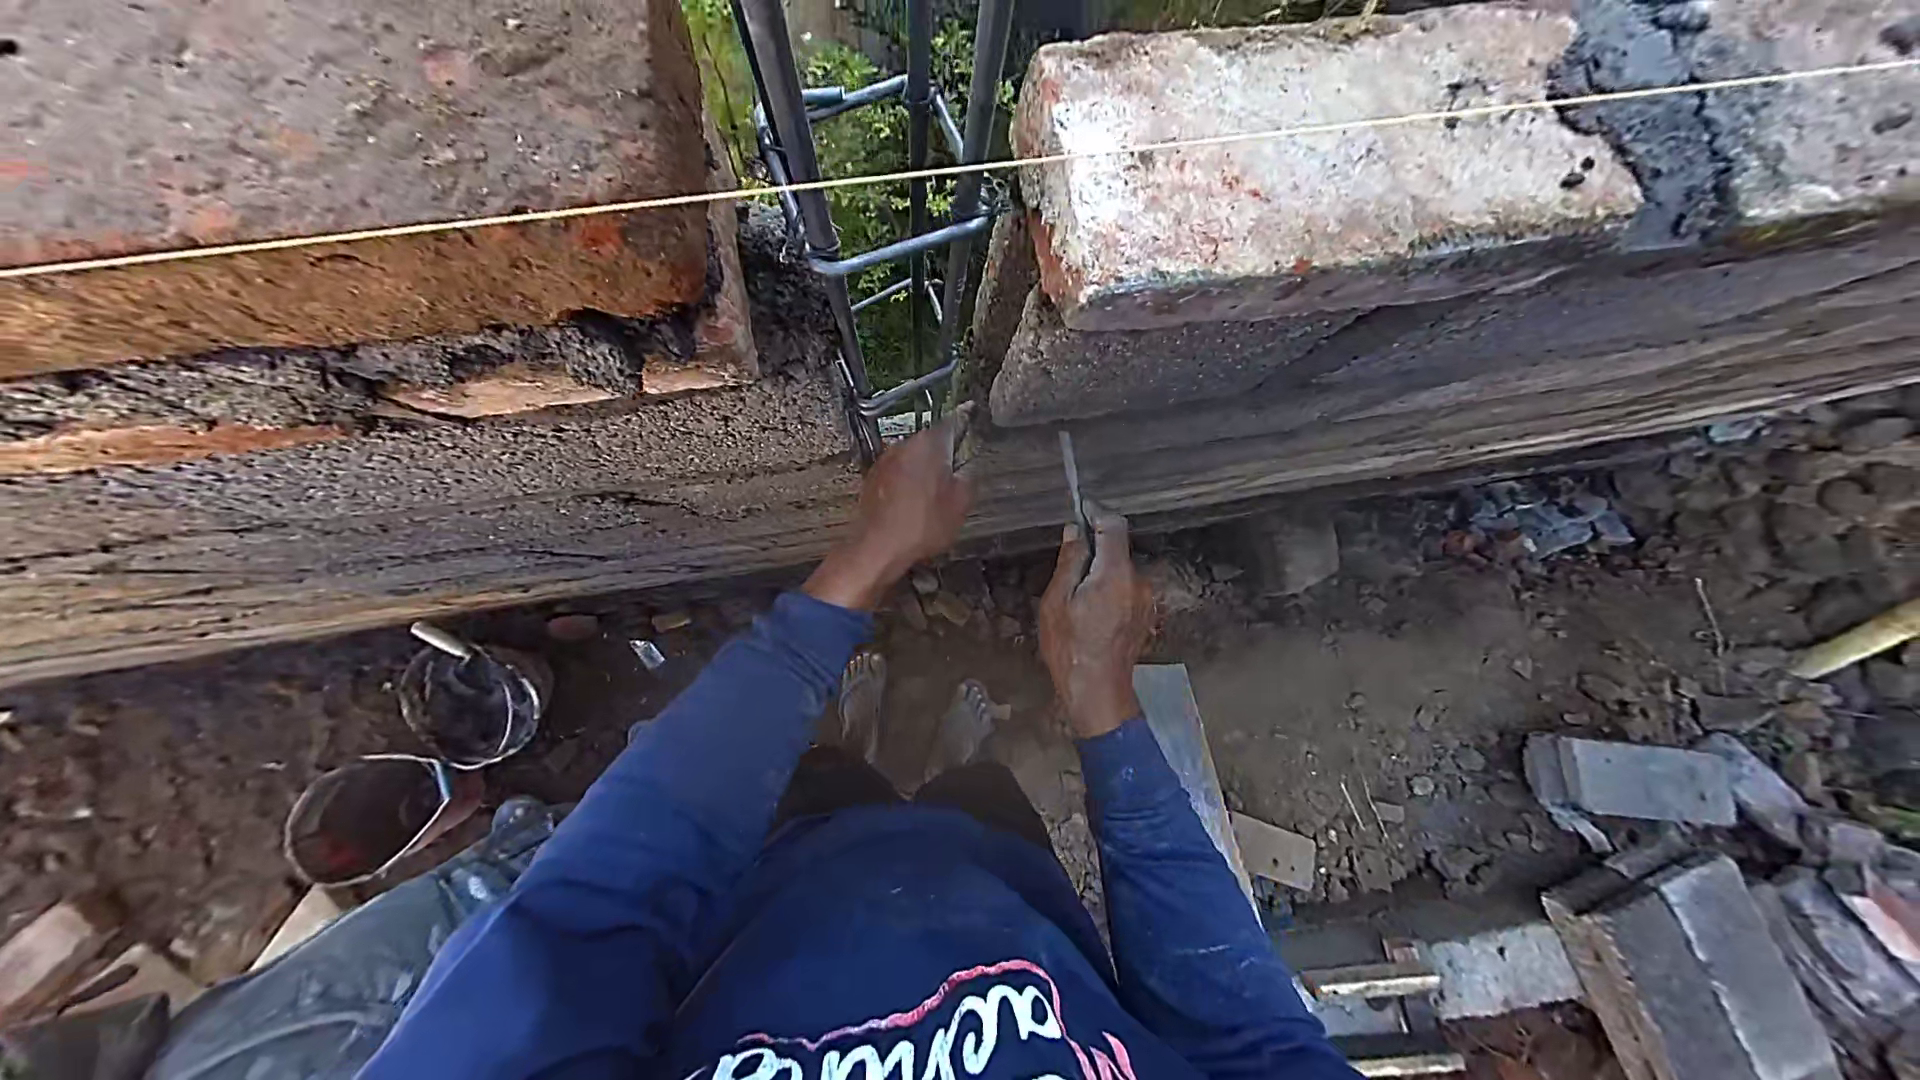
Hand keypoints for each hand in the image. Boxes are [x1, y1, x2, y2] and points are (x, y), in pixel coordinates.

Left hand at [803, 409, 974, 611]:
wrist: (879, 548)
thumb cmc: (919, 526)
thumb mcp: (959, 505)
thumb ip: (968, 480)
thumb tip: (967, 472)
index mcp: (927, 445)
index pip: (951, 425)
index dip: (963, 430)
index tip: (970, 431)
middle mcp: (902, 446)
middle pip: (929, 443)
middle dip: (942, 457)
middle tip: (955, 478)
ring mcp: (884, 462)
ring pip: (912, 460)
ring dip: (923, 472)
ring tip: (934, 498)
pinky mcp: (872, 480)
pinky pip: (896, 475)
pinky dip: (906, 485)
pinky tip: (913, 506)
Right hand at [1038, 501, 1153, 738]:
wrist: (1098, 690)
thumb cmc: (1070, 648)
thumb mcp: (1056, 601)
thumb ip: (1070, 562)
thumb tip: (1075, 531)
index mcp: (1115, 575)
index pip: (1114, 526)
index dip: (1096, 513)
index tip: (1080, 511)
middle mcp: (1138, 582)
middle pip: (1118, 548)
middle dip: (1094, 550)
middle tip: (1067, 570)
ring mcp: (1146, 599)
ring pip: (1121, 569)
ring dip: (1101, 572)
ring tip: (1077, 598)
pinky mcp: (1146, 613)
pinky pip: (1127, 588)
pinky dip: (1110, 588)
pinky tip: (1092, 611)